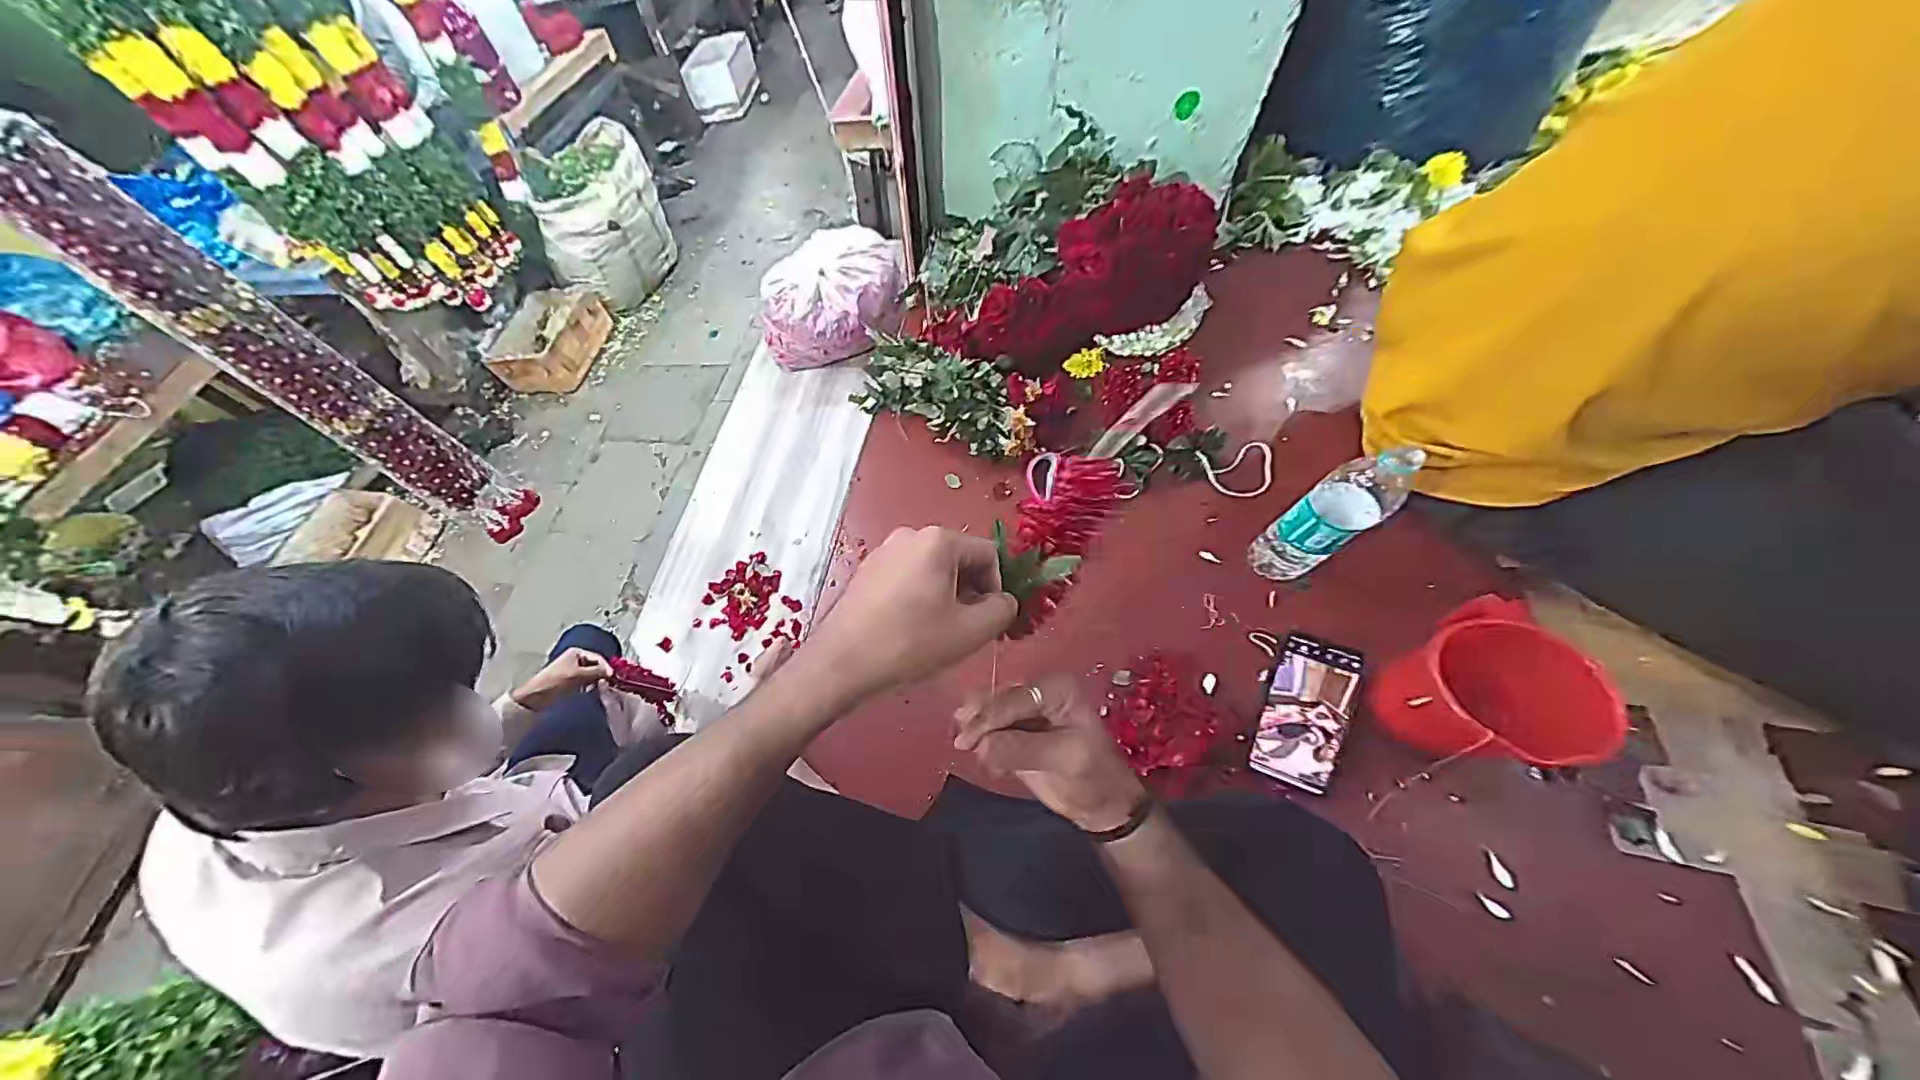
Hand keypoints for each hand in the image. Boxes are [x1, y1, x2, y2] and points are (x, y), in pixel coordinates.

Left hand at [511, 647, 614, 711]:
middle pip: (595, 666)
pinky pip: (584, 682)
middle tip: (602, 685)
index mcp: (576, 652)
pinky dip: (587, 687)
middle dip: (599, 676)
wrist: (533, 699)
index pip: (599, 658)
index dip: (606, 668)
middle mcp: (574, 659)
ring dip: (593, 682)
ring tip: (592, 690)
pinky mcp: (568, 681)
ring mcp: (571, 670)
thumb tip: (611, 672)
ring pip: (590, 675)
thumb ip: (597, 671)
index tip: (611, 679)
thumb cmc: (554, 683)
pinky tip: (585, 693)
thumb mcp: (578, 675)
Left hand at [797, 526, 1015, 704]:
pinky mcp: (867, 571)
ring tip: (939, 632)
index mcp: (938, 540)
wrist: (842, 662)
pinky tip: (912, 629)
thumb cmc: (910, 642)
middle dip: (971, 592)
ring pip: (933, 570)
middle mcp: (910, 535)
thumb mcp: (971, 631)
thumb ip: (1002, 609)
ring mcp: (884, 551)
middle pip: (960, 559)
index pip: (988, 555)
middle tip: (968, 629)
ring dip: (947, 596)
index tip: (990, 620)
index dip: (997, 588)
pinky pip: (908, 577)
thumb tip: (1004, 601)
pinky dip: (920, 597)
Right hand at [954, 675, 1146, 831]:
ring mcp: (1025, 712)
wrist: (1103, 806)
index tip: (968, 738)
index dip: (989, 716)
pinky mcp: (1014, 733)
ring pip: (988, 713)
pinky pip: (989, 730)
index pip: (1014, 697)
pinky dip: (980, 741)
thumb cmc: (1094, 776)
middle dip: (978, 721)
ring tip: (967, 748)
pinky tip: (981, 756)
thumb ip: (1021, 749)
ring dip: (976, 731)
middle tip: (962, 743)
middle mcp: (1038, 693)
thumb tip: (981, 746)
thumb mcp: (1064, 758)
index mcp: (1056, 689)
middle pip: (996, 700)